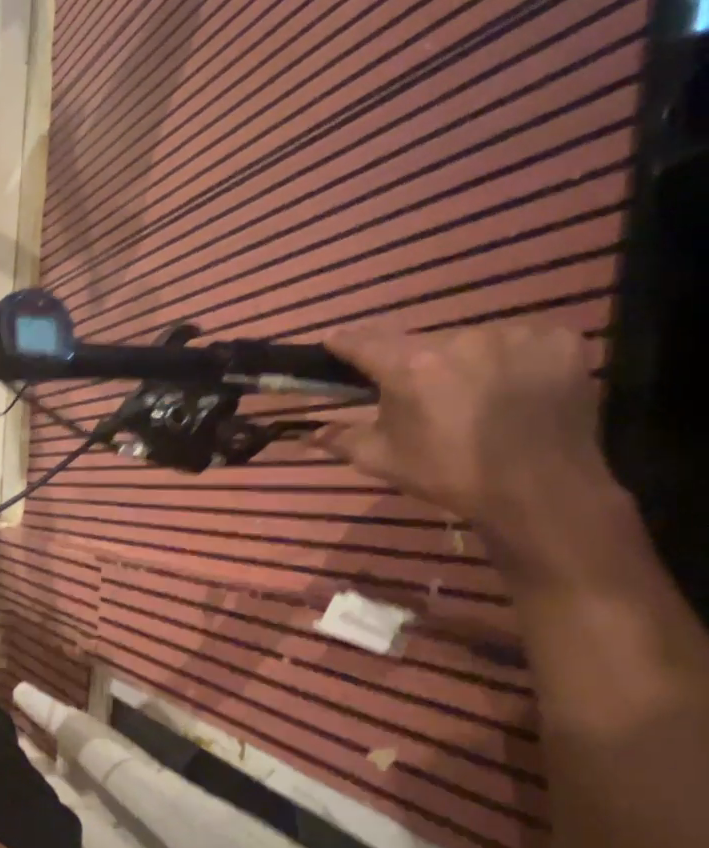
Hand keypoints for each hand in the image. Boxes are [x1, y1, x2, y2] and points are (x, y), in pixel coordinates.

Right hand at [318, 324, 615, 546]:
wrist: (542, 488)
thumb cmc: (451, 473)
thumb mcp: (382, 460)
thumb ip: (342, 438)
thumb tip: (310, 433)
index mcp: (411, 366)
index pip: (363, 341)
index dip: (344, 343)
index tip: (335, 345)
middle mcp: (462, 339)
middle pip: (424, 343)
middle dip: (417, 364)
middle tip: (422, 395)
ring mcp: (517, 335)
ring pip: (475, 342)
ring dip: (467, 361)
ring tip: (476, 394)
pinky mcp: (562, 341)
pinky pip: (524, 342)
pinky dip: (514, 359)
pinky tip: (516, 387)